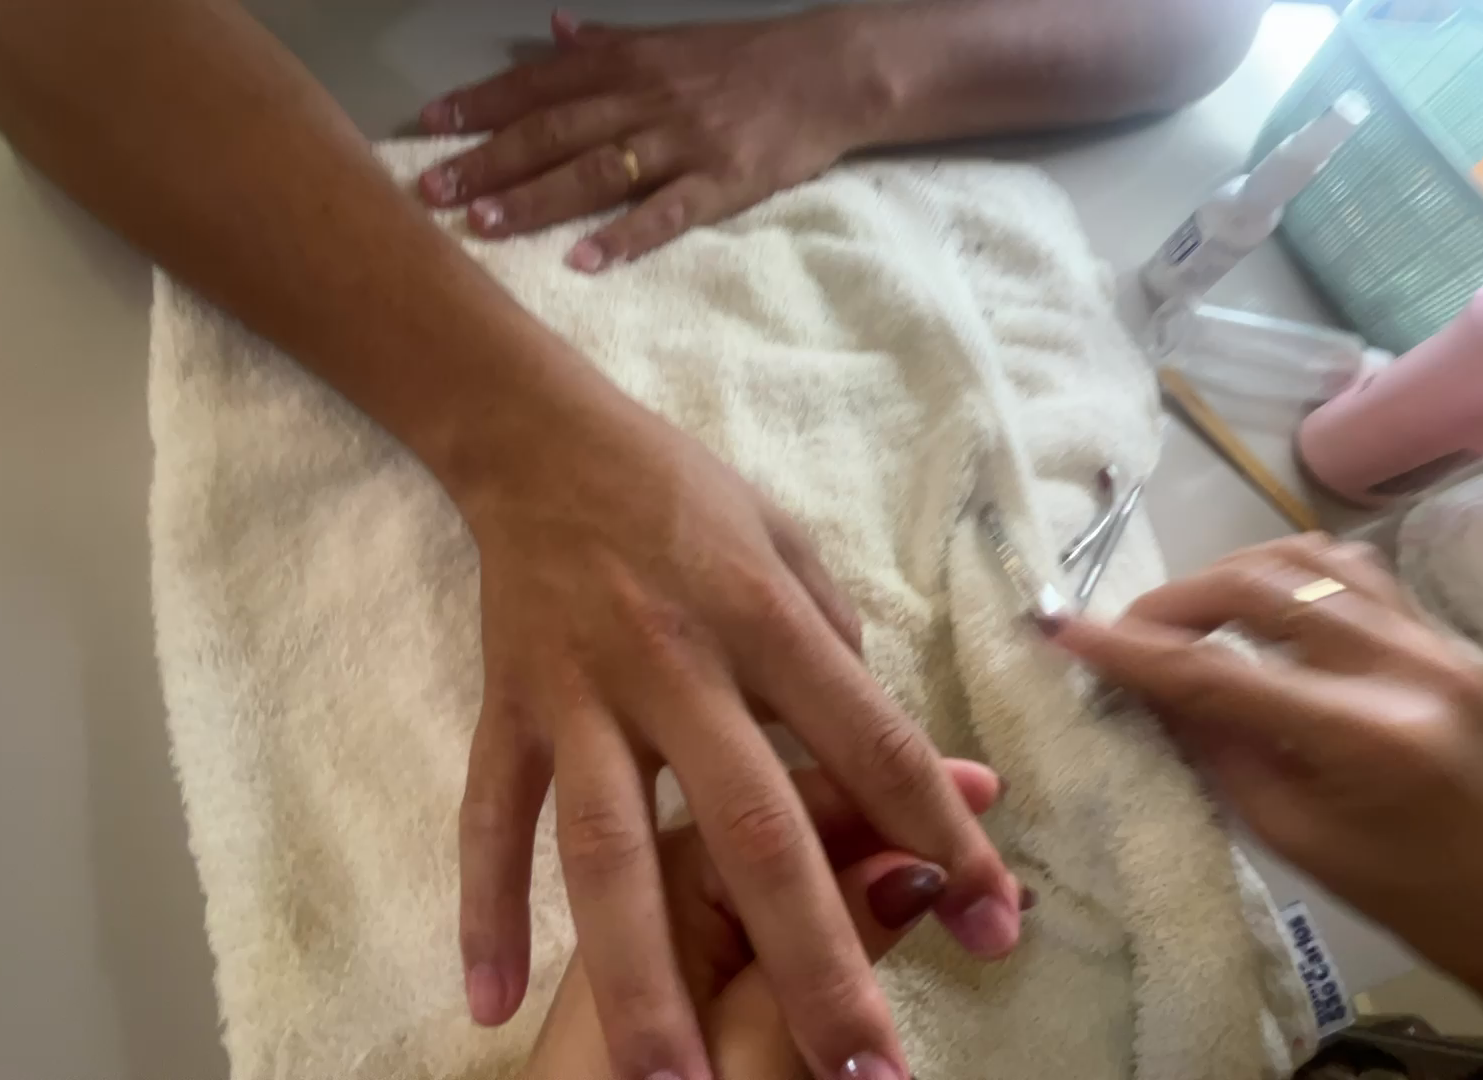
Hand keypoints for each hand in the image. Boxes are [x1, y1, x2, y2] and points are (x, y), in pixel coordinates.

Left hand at [417, 7, 893, 270]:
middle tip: (435, 194)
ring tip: (487, 227)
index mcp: (626, 62)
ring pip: (597, 170)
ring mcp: (681, 143)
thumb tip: (554, 31)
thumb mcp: (669, 41)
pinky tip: (585, 260)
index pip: (538, 85)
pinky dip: (624, 236)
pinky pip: (666, 213)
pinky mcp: (721, 183)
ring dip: (538, 199)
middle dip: (489, 161)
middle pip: (553, 131)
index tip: (429, 130)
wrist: (825, 72)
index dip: (481, 106)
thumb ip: (608, 43)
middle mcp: (643, 98)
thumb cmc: (742, 62)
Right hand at [457, 385, 1017, 1079]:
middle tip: (870, 1076)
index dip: (942, 830)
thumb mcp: (784, 537)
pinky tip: (489, 997)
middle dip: (814, 953)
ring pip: (607, 847)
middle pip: (748, 822)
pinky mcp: (508, 704)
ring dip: (643, 972)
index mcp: (759, 612)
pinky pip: (490, 813)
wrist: (549, 449)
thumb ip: (829, 640)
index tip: (1000, 924)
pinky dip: (482, 904)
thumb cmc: (682, 489)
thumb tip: (867, 736)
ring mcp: (579, 691)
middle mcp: (672, 662)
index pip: (867, 738)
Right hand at [1036, 535, 1482, 990]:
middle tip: (1124, 632)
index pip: (1211, 670)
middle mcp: (1411, 668)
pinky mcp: (1451, 636)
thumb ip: (1207, 740)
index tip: (1059, 628)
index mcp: (1366, 736)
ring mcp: (1442, 642)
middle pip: (1256, 588)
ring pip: (1304, 558)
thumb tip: (1140, 682)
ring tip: (1187, 613)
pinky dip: (1282, 573)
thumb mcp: (1281, 828)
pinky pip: (1350, 570)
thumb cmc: (1407, 894)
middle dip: (1170, 602)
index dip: (1124, 647)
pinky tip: (1258, 602)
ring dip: (1225, 575)